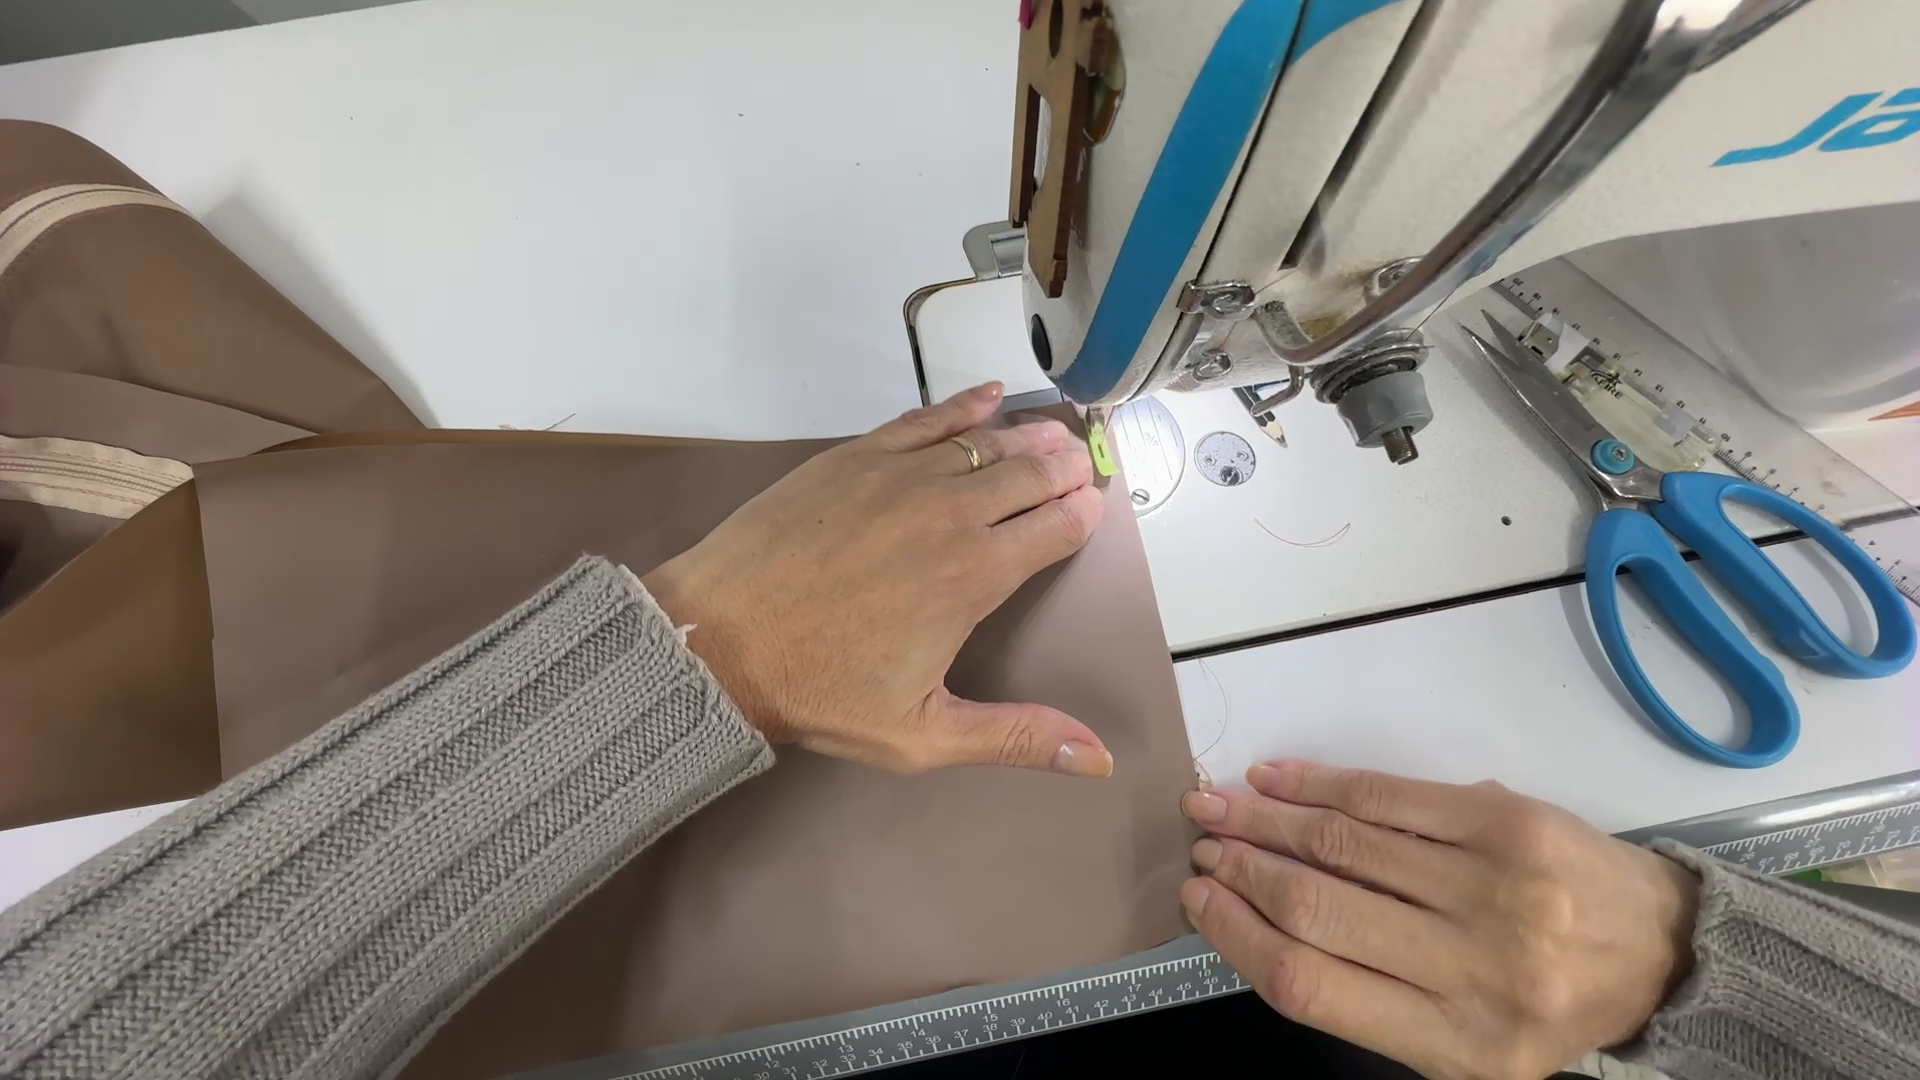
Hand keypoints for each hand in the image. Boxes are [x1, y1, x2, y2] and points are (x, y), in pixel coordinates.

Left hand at [643, 383, 1111, 776]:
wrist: (719, 640)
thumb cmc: (820, 690)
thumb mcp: (924, 734)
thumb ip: (1016, 737)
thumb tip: (1100, 761)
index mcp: (975, 576)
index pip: (1055, 528)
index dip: (1082, 515)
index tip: (1093, 507)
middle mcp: (951, 513)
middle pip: (1030, 477)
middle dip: (1065, 470)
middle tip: (1081, 465)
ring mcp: (902, 475)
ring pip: (987, 443)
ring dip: (1029, 438)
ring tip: (1052, 437)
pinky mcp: (857, 456)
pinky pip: (926, 418)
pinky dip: (964, 405)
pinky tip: (989, 396)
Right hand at [1180, 760, 1699, 1079]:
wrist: (1661, 951)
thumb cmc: (1539, 999)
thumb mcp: (1456, 1031)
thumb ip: (1358, 984)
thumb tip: (1247, 910)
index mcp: (1460, 1045)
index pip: (1309, 984)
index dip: (1236, 933)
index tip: (1196, 896)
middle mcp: (1479, 972)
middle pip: (1316, 907)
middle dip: (1240, 867)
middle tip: (1200, 841)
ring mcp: (1497, 890)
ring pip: (1340, 841)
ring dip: (1263, 817)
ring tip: (1218, 803)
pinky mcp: (1506, 821)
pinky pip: (1383, 795)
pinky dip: (1314, 782)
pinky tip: (1273, 777)